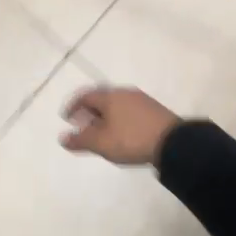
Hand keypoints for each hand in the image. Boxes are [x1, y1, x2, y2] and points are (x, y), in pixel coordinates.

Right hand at [60, 86, 180, 165]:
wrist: (173, 143)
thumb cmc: (131, 140)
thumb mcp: (102, 143)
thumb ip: (81, 140)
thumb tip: (62, 138)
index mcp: (108, 96)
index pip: (84, 96)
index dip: (73, 106)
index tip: (67, 118)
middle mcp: (123, 92)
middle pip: (100, 98)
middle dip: (89, 111)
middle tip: (84, 126)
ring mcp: (140, 99)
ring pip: (115, 104)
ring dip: (105, 115)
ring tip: (103, 132)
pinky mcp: (153, 109)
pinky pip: (128, 109)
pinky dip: (119, 118)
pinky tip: (123, 132)